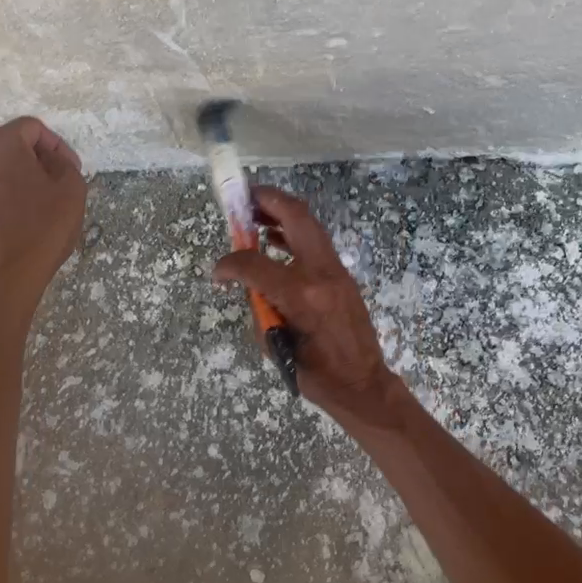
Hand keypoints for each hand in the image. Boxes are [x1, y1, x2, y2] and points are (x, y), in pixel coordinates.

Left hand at [0, 117, 86, 307]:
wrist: (1, 283)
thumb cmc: (40, 230)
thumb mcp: (71, 189)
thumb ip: (64, 163)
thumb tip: (51, 162)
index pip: (32, 128)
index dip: (57, 145)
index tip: (71, 168)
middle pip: (9, 148)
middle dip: (35, 163)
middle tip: (56, 187)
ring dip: (14, 183)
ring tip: (34, 209)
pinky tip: (12, 226)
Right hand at [212, 187, 405, 428]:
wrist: (362, 384)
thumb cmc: (316, 376)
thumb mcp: (275, 347)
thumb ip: (261, 308)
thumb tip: (250, 285)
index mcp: (301, 296)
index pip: (255, 264)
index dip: (230, 264)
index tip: (219, 272)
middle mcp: (321, 273)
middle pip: (295, 216)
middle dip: (267, 200)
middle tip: (243, 198)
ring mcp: (336, 271)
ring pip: (309, 223)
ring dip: (281, 212)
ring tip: (255, 213)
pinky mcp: (342, 275)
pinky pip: (316, 242)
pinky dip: (294, 232)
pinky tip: (275, 239)